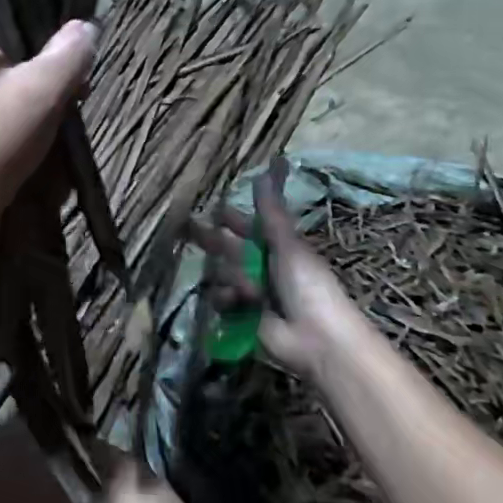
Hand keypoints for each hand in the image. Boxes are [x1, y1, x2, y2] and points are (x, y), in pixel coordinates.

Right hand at [189, 158, 373, 372]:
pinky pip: (219, 299)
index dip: (228, 217)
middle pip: (226, 248)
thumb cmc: (308, 285)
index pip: (245, 226)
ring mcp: (248, 292)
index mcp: (275, 247)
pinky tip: (238, 302)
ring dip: (231, 277)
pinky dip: (227, 299)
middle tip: (185, 229)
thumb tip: (273, 164)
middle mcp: (259, 266)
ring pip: (220, 273)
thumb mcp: (288, 243)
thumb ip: (271, 209)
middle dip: (210, 240)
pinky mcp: (238, 316)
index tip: (209, 207)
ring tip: (248, 289)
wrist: (316, 338)